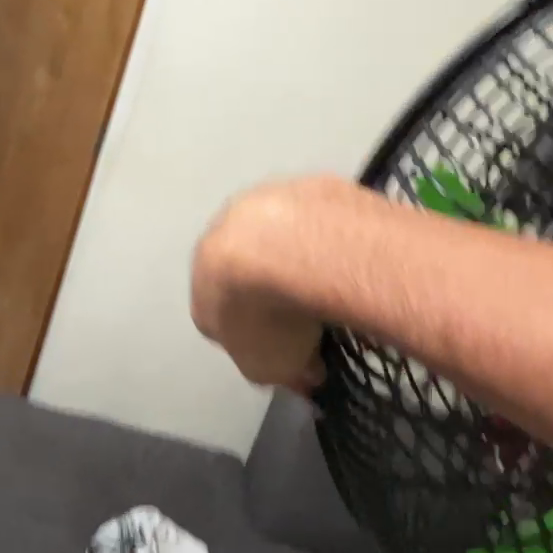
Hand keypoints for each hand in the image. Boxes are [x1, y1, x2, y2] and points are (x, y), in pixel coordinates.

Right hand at [190, 177, 361, 390]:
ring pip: (277, 235)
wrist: (292, 244)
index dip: (256, 335)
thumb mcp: (270, 367)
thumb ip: (282, 370)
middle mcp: (218, 237)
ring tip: (335, 279)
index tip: (293, 348)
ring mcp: (258, 202)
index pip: (222, 318)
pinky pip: (315, 217)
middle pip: (246, 268)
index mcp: (202, 285)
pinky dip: (328, 232)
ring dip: (299, 254)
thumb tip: (308, 369)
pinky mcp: (298, 182)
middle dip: (273, 288)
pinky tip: (350, 251)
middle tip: (312, 311)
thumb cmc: (267, 315)